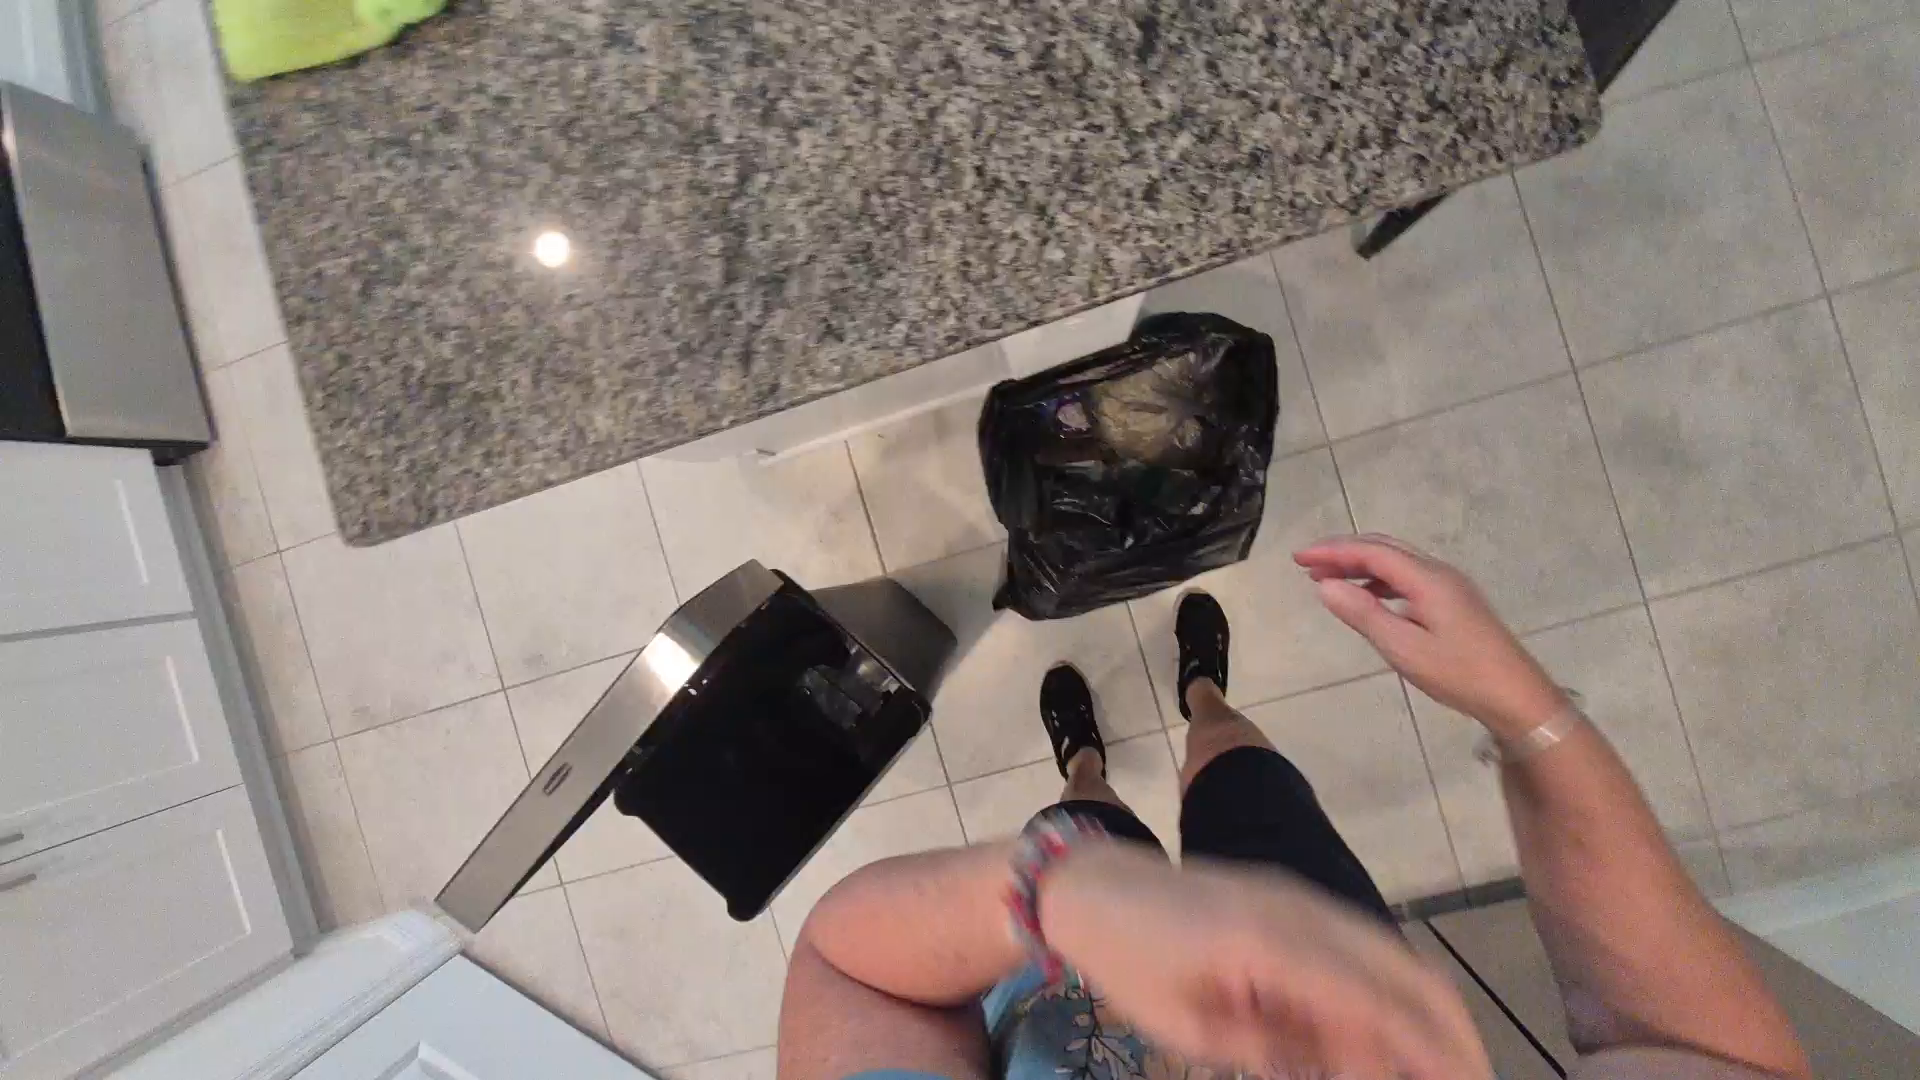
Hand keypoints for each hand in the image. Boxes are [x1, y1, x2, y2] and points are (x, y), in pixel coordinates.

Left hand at [1040, 844, 1491, 1079]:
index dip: (1435, 1057)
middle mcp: (1295, 907)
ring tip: (1431, 1066)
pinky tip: (1375, 1026)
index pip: (1380, 1006)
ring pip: (1385, 948)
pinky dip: (1381, 981)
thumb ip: (1281, 1047)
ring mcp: (1289, 890)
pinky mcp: (1279, 889)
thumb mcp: (1193, 1027)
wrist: (1088, 882)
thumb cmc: (1127, 959)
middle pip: (1404, 969)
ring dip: (1420, 1008)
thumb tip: (1357, 1066)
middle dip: (1449, 1035)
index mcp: (1272, 944)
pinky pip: (1350, 935)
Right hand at [1293, 534, 1566, 737]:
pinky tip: (1363, 595)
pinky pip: (1406, 577)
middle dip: (1342, 551)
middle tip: (1305, 563)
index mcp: (1428, 580)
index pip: (1372, 552)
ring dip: (1358, 564)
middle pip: (1384, 548)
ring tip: (1326, 577)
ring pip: (1395, 561)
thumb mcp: (1402, 648)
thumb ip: (1363, 613)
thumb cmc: (1459, 674)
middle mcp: (1439, 573)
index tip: (1298, 558)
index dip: (1332, 551)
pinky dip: (1377, 579)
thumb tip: (1325, 585)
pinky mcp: (1453, 601)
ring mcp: (1449, 586)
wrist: (1519, 698)